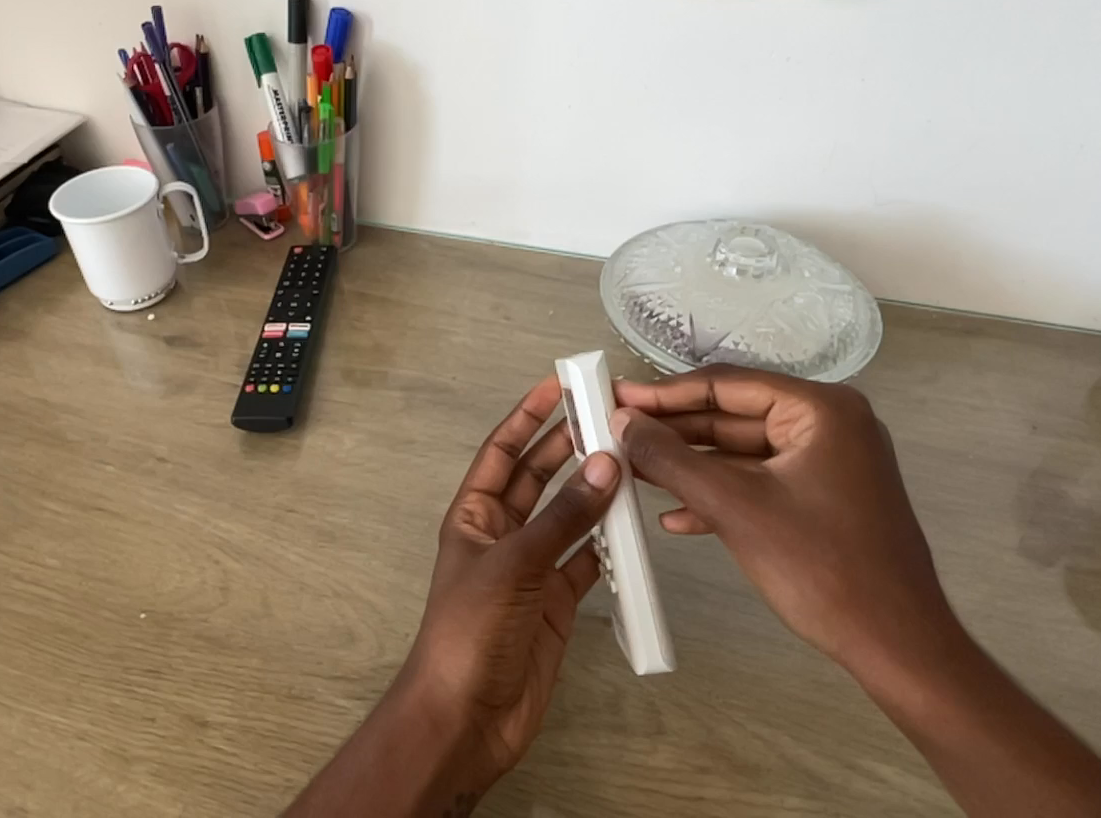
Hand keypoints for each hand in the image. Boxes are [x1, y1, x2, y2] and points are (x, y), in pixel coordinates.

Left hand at [285, 379, 617, 816]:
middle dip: (566, 446)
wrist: (467, 717)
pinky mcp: (556, 602)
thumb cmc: (472, 630)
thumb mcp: (515, 565)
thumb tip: (606, 463)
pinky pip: (586, 562)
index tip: (558, 385)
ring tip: (629, 462)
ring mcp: (530, 568)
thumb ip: (563, 517)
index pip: (503, 451)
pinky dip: (608, 546)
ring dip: (593, 493)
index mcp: (474, 514)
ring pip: (566, 517)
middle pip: (537, 477)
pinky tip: (633, 529)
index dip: (527, 416)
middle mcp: (502, 533)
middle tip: (605, 416)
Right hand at [613, 366, 959, 673]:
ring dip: (688, 465)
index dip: (664, 393)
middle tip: (617, 431)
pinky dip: (718, 494)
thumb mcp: (733, 506)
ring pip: (740, 452)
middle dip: (673, 431)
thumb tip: (623, 423)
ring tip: (632, 469)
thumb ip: (670, 458)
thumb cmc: (821, 567)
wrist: (896, 649)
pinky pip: (757, 481)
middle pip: (731, 416)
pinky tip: (674, 515)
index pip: (726, 385)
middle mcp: (828, 425)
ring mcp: (826, 463)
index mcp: (821, 409)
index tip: (617, 395)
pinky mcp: (821, 498)